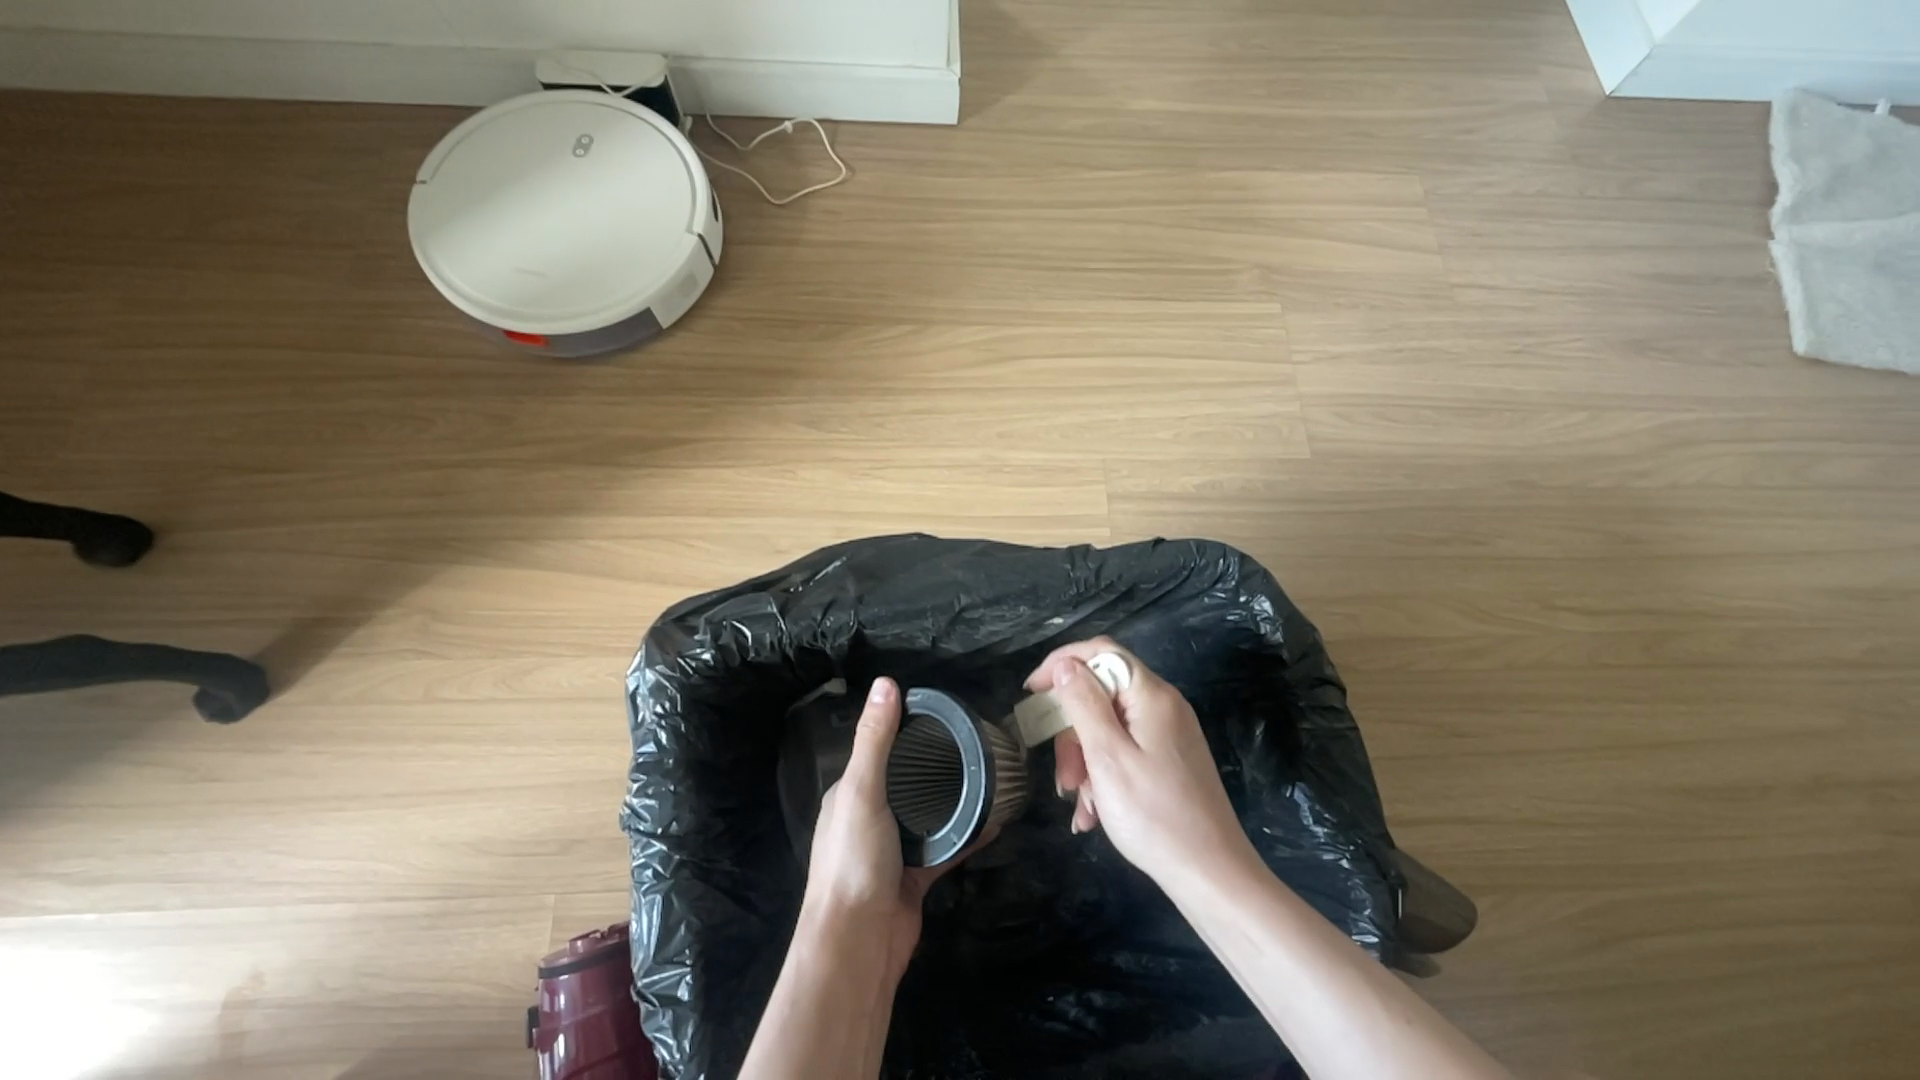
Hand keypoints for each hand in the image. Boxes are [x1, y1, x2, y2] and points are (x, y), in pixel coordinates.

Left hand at [800, 677, 959, 979]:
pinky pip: (946, 846)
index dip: (903, 731)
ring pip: (928, 815)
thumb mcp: (862, 791)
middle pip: (906, 783)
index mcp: (849, 794)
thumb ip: (875, 741)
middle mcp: (870, 817)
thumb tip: (886, 684)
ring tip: (989, 775)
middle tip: (974, 743)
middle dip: (934, 766)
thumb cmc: (854, 860)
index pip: (877, 751)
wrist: (860, 942)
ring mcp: (893, 849)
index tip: (941, 714)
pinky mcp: (915, 876)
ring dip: (953, 800)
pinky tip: (994, 820)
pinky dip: (967, 834)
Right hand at [1027, 638, 1259, 885]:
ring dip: (1086, 763)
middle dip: (1073, 733)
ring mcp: (1169, 735)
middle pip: (1102, 696)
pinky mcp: (1170, 761)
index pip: (1101, 653)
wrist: (1209, 873)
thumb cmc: (1154, 814)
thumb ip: (1084, 704)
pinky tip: (1094, 814)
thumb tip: (1065, 665)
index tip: (1031, 693)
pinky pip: (1126, 753)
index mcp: (1152, 696)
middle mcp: (1163, 706)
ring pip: (1110, 729)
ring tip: (1082, 805)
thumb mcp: (1107, 756)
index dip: (1062, 663)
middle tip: (1065, 778)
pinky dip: (1105, 777)